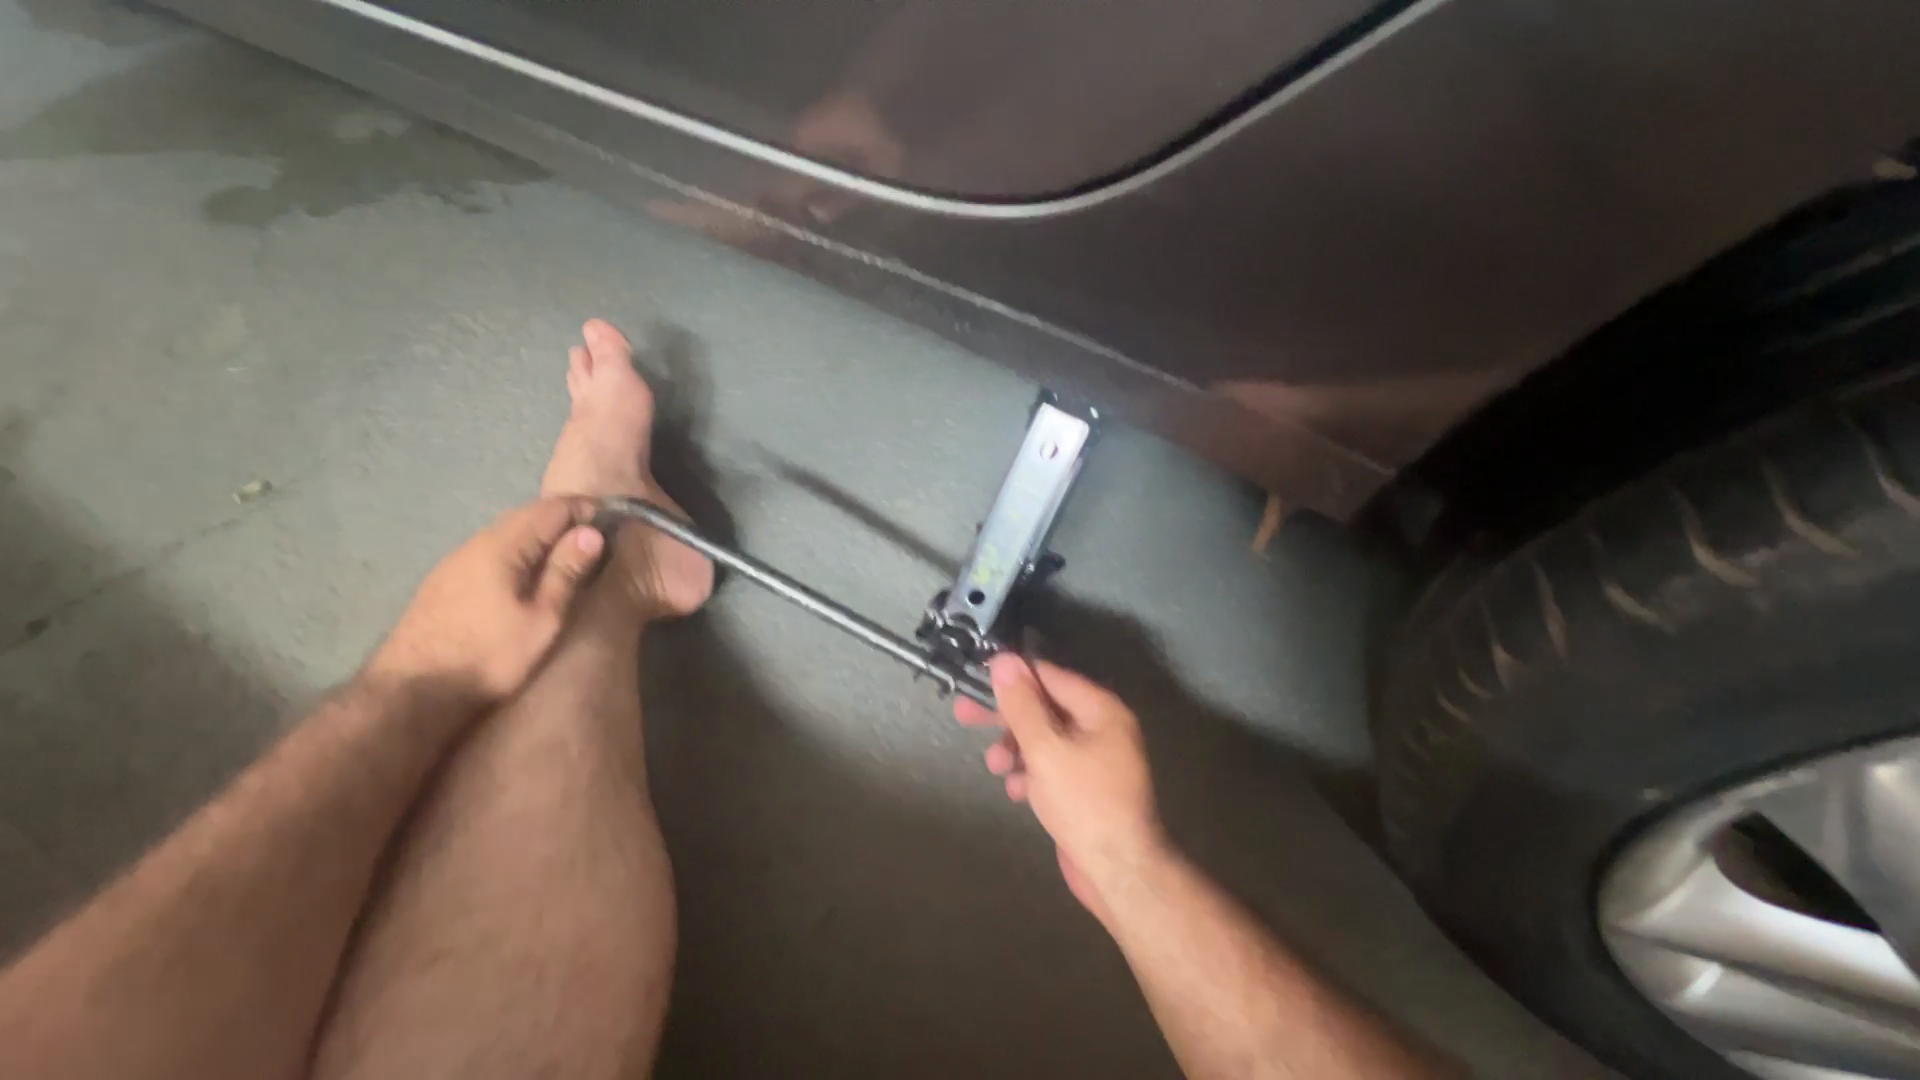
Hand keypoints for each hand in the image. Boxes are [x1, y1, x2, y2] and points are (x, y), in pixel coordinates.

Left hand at [366, 496, 607, 705]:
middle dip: (567, 519)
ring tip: (573, 558)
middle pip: (528, 514)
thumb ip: (566, 572)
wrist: (411, 691)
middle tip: (601, 540)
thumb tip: (592, 532)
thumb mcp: (542, 619)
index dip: (587, 509)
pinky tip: (533, 576)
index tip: (616, 524)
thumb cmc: (488, 656)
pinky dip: (523, 552)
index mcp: (502, 546)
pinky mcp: (448, 581)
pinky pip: (495, 551)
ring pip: (509, 533)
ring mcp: (457, 561)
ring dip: (544, 537)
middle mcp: (477, 542)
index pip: (553, 508)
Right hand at [956, 654, 1167, 919]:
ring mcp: (1093, 760)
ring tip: (996, 767)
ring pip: (1043, 741)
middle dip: (1005, 717)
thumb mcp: (1045, 749)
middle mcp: (1101, 729)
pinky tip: (1018, 792)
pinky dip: (1031, 775)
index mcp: (1100, 710)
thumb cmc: (1083, 802)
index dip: (1013, 677)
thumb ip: (1021, 705)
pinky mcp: (1083, 788)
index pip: (1050, 676)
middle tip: (964, 714)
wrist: (1116, 872)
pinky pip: (1051, 768)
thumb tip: (1004, 659)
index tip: (978, 679)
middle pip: (1044, 709)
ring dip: (1015, 750)